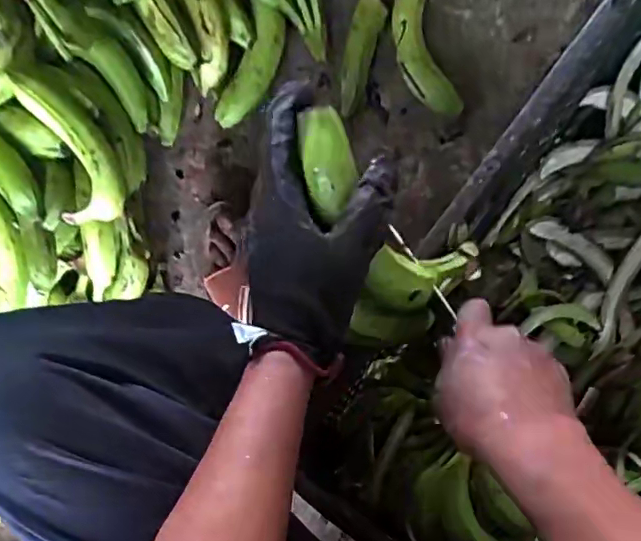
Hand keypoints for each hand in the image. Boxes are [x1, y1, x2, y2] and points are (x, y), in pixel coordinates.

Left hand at [245, 81, 394, 359]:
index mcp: (275, 201)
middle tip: (328, 136)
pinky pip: (279, 218)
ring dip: (300, 178)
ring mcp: (256, 238)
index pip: (277, 135)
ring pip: (276, 193)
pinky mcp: (260, 259)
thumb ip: (369, 206)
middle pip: (275, 163)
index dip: (292, 105)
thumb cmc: (315, 298)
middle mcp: (258, 213)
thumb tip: (385, 165)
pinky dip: (298, 207)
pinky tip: (319, 221)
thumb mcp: (352, 251)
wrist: (286, 348)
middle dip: (299, 142)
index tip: (312, 92)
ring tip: (329, 179)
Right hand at [436, 298, 585, 473]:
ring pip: (521, 353)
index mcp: (474, 338)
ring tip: (512, 402)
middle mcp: (508, 336)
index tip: (464, 345)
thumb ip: (449, 368)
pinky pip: (541, 370)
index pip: (472, 309)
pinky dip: (535, 383)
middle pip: (498, 335)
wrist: (531, 441)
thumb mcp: (444, 399)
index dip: (468, 323)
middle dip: (493, 353)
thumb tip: (452, 349)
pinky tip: (531, 408)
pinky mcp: (560, 370)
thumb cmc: (476, 421)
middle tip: (486, 385)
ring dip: (516, 369)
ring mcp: (538, 351)